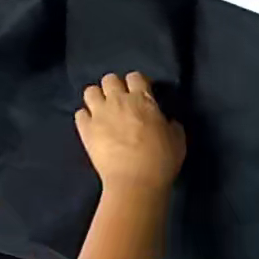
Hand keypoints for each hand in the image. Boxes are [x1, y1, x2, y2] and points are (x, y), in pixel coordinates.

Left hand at [76, 72, 185, 192]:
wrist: (135, 182)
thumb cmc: (161, 161)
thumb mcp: (178, 141)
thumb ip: (172, 125)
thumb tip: (167, 121)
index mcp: (143, 99)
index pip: (135, 77)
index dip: (138, 83)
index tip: (142, 95)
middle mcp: (118, 100)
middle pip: (110, 79)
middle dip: (115, 87)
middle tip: (121, 103)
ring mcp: (99, 114)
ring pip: (90, 91)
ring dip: (97, 98)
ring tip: (104, 111)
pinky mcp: (85, 130)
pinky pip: (80, 114)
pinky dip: (86, 118)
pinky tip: (93, 127)